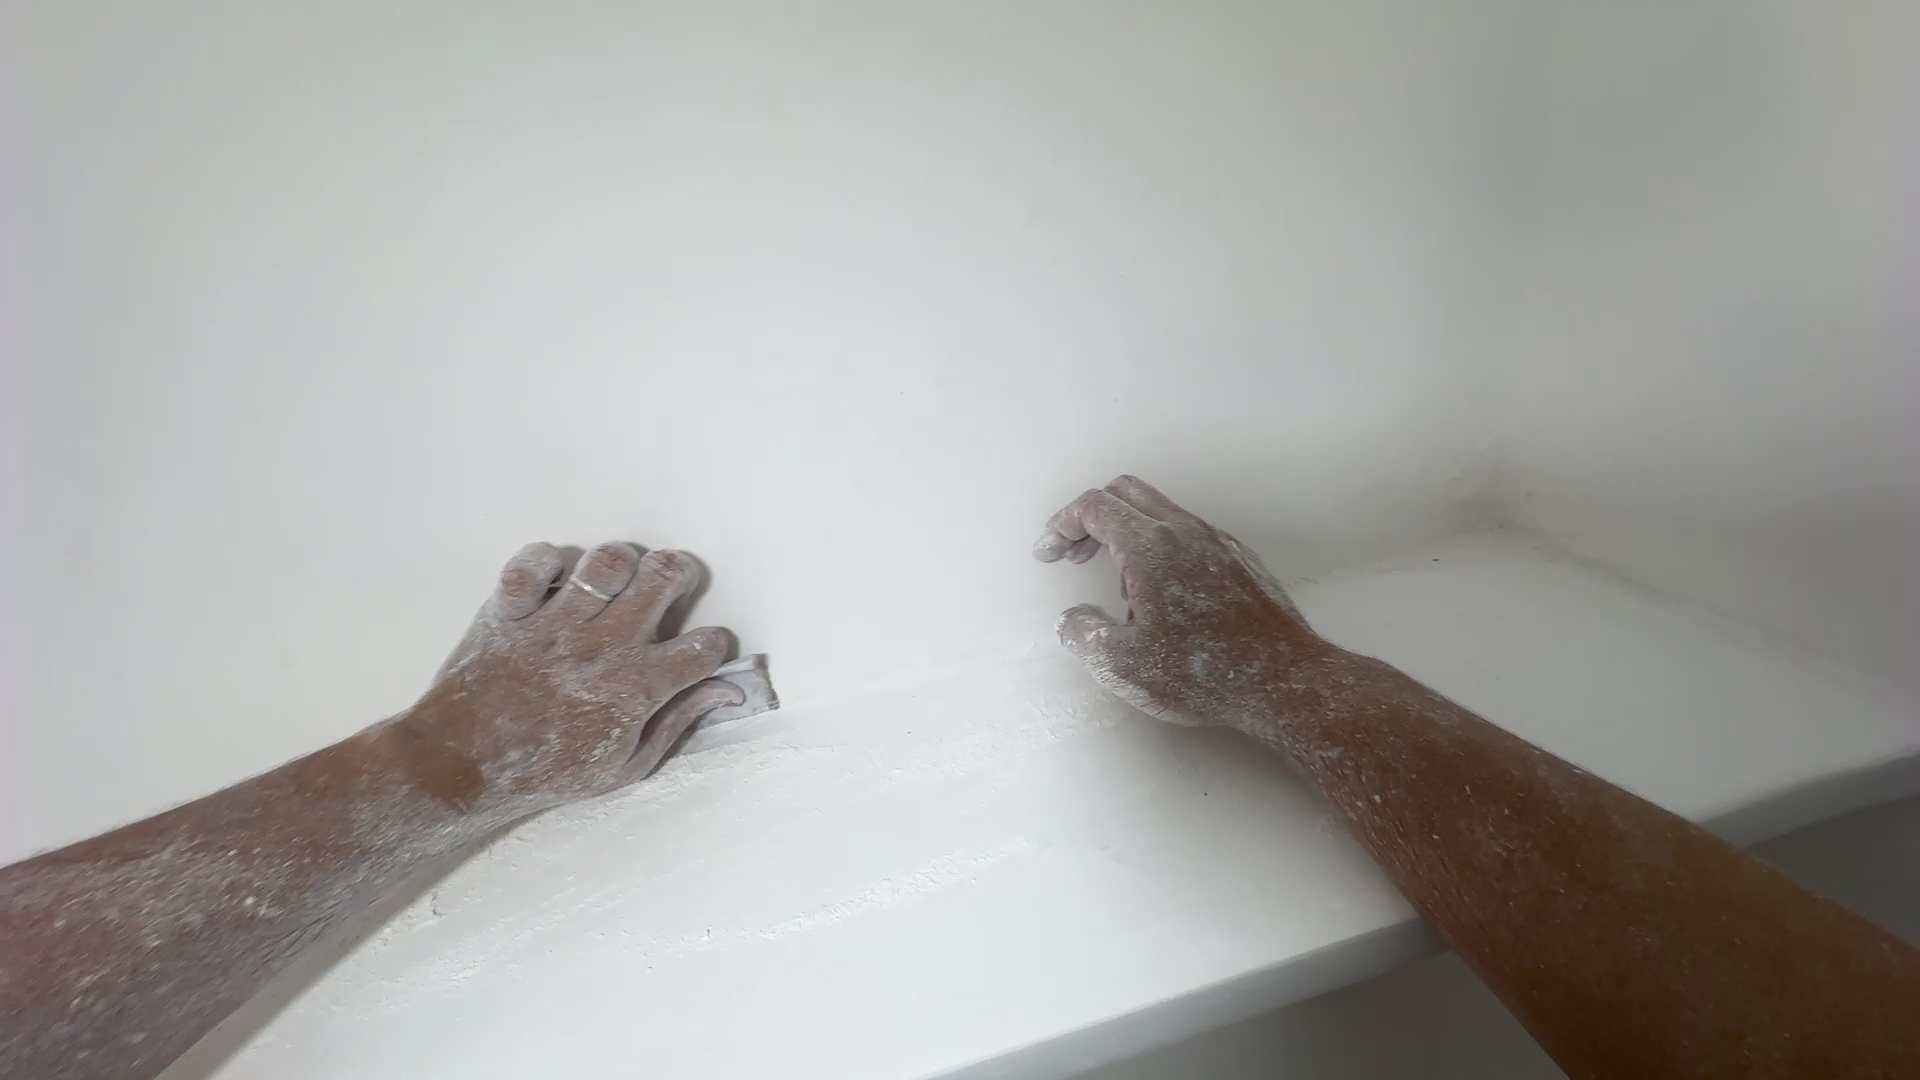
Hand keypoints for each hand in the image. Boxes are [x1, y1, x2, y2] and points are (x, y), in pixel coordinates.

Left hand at [396, 541, 741, 820]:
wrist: (456, 770)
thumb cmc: (549, 772)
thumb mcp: (627, 765)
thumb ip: (680, 720)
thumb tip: (729, 691)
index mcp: (637, 687)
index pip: (706, 646)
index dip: (714, 646)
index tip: (700, 652)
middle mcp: (604, 646)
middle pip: (665, 575)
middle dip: (680, 574)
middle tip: (669, 589)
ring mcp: (556, 624)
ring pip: (609, 559)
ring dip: (622, 564)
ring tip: (617, 583)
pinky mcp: (511, 611)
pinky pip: (535, 561)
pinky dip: (550, 561)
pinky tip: (559, 582)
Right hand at [1034, 475, 1327, 732]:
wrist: (1284, 683)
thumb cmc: (1203, 675)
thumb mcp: (1122, 665)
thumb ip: (1082, 634)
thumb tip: (1072, 619)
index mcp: (1151, 546)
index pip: (1094, 507)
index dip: (1061, 524)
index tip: (1048, 553)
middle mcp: (1184, 531)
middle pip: (1123, 492)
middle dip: (1088, 517)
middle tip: (1073, 553)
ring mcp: (1215, 541)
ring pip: (1156, 510)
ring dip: (1123, 531)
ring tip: (1118, 584)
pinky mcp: (1237, 558)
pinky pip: (1184, 532)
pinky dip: (1156, 545)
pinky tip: (1159, 594)